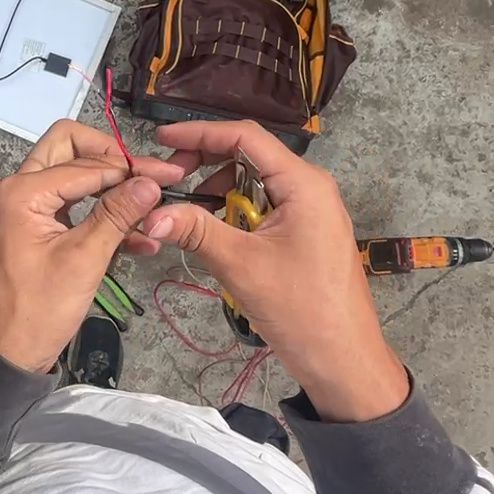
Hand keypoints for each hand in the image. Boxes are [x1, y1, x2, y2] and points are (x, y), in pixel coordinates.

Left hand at [0, 120, 185, 371]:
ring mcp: (28, 207)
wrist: (3, 353)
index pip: (86, 161)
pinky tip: (139, 237)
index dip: (129, 167)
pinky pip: (73, 206)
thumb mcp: (83, 260)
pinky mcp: (38, 228)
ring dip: (110, 187)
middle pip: (71, 149)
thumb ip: (116, 215)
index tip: (168, 175)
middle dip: (112, 158)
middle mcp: (21, 189)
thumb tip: (150, 182)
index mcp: (24, 191)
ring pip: (74, 176)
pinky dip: (101, 214)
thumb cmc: (37, 309)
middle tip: (146, 176)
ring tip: (150, 208)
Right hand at [140, 121, 408, 421]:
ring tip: (188, 214)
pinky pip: (262, 206)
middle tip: (169, 180)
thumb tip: (150, 214)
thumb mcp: (240, 265)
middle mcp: (309, 187)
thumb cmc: (301, 310)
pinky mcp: (304, 231)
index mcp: (303, 184)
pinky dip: (233, 212)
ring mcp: (309, 210)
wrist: (343, 361)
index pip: (245, 137)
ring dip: (217, 190)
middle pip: (249, 155)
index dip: (200, 133)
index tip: (162, 137)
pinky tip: (213, 232)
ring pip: (253, 182)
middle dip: (205, 162)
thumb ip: (195, 230)